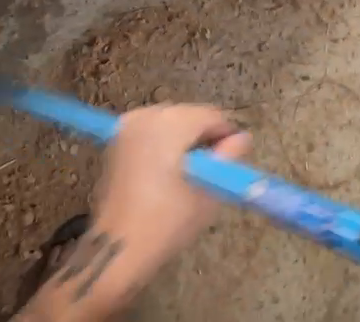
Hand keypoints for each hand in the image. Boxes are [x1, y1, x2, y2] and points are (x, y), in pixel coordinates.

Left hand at [17, 104, 248, 320]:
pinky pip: (150, 130)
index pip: (210, 115)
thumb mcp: (208, 192)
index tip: (235, 159)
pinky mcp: (116, 139)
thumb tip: (243, 138)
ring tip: (191, 173)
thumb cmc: (167, 221)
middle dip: (204, 136)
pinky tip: (167, 171)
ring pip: (169, 121)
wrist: (119, 245)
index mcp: (170, 122)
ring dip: (183, 139)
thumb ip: (228, 158)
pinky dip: (163, 142)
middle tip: (214, 170)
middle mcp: (146, 114)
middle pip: (188, 115)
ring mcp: (127, 124)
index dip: (227, 135)